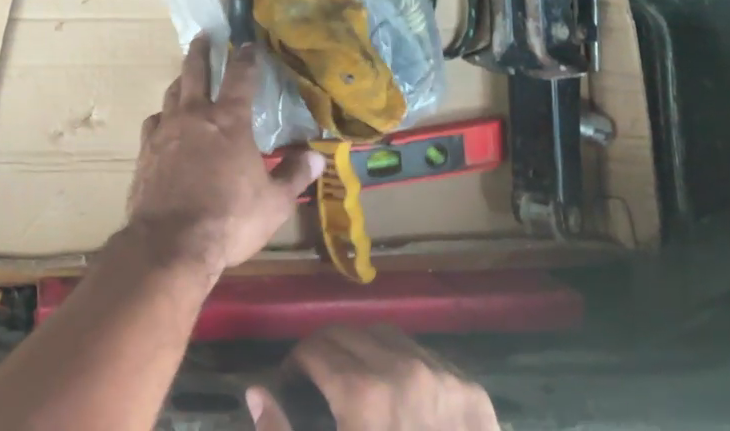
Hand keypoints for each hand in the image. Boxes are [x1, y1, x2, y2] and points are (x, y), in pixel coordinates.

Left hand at [125, 36, 324, 278]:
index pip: (241, 78)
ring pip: (172, 94)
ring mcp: (166, 131)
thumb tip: (317, 156)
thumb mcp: (274, 203)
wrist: (171, 241)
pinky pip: (155, 122)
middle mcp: (194, 116)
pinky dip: (163, 116)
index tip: (247, 44)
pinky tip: (164, 123)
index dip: (246, 59)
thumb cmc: (230, 219)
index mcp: (229, 121)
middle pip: (195, 72)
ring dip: (181, 81)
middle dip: (201, 51)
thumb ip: (294, 175)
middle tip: (204, 36)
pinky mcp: (146, 151)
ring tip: (185, 77)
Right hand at [246, 326, 498, 430]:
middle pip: (346, 334)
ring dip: (363, 351)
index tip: (293, 387)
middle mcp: (402, 370)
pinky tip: (400, 394)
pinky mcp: (473, 393)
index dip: (295, 366)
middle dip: (324, 354)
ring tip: (357, 382)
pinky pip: (426, 356)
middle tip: (318, 383)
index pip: (313, 348)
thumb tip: (256, 392)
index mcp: (362, 392)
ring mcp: (441, 377)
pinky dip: (404, 365)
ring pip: (387, 336)